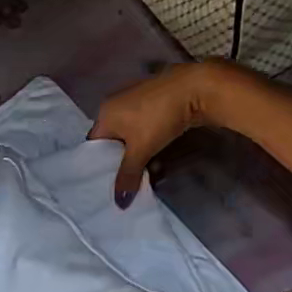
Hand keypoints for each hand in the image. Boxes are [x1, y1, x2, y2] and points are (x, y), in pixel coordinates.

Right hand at [89, 60, 231, 207]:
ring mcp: (134, 99)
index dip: (101, 166)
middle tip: (131, 182)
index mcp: (104, 113)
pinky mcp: (153, 99)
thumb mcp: (141, 151)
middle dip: (124, 163)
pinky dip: (149, 142)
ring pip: (131, 136)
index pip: (95, 146)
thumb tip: (119, 204)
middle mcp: (115, 104)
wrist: (196, 87)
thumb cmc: (159, 118)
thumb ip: (127, 176)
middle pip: (113, 142)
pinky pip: (144, 127)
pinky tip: (160, 157)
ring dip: (139, 156)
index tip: (110, 184)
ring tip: (151, 172)